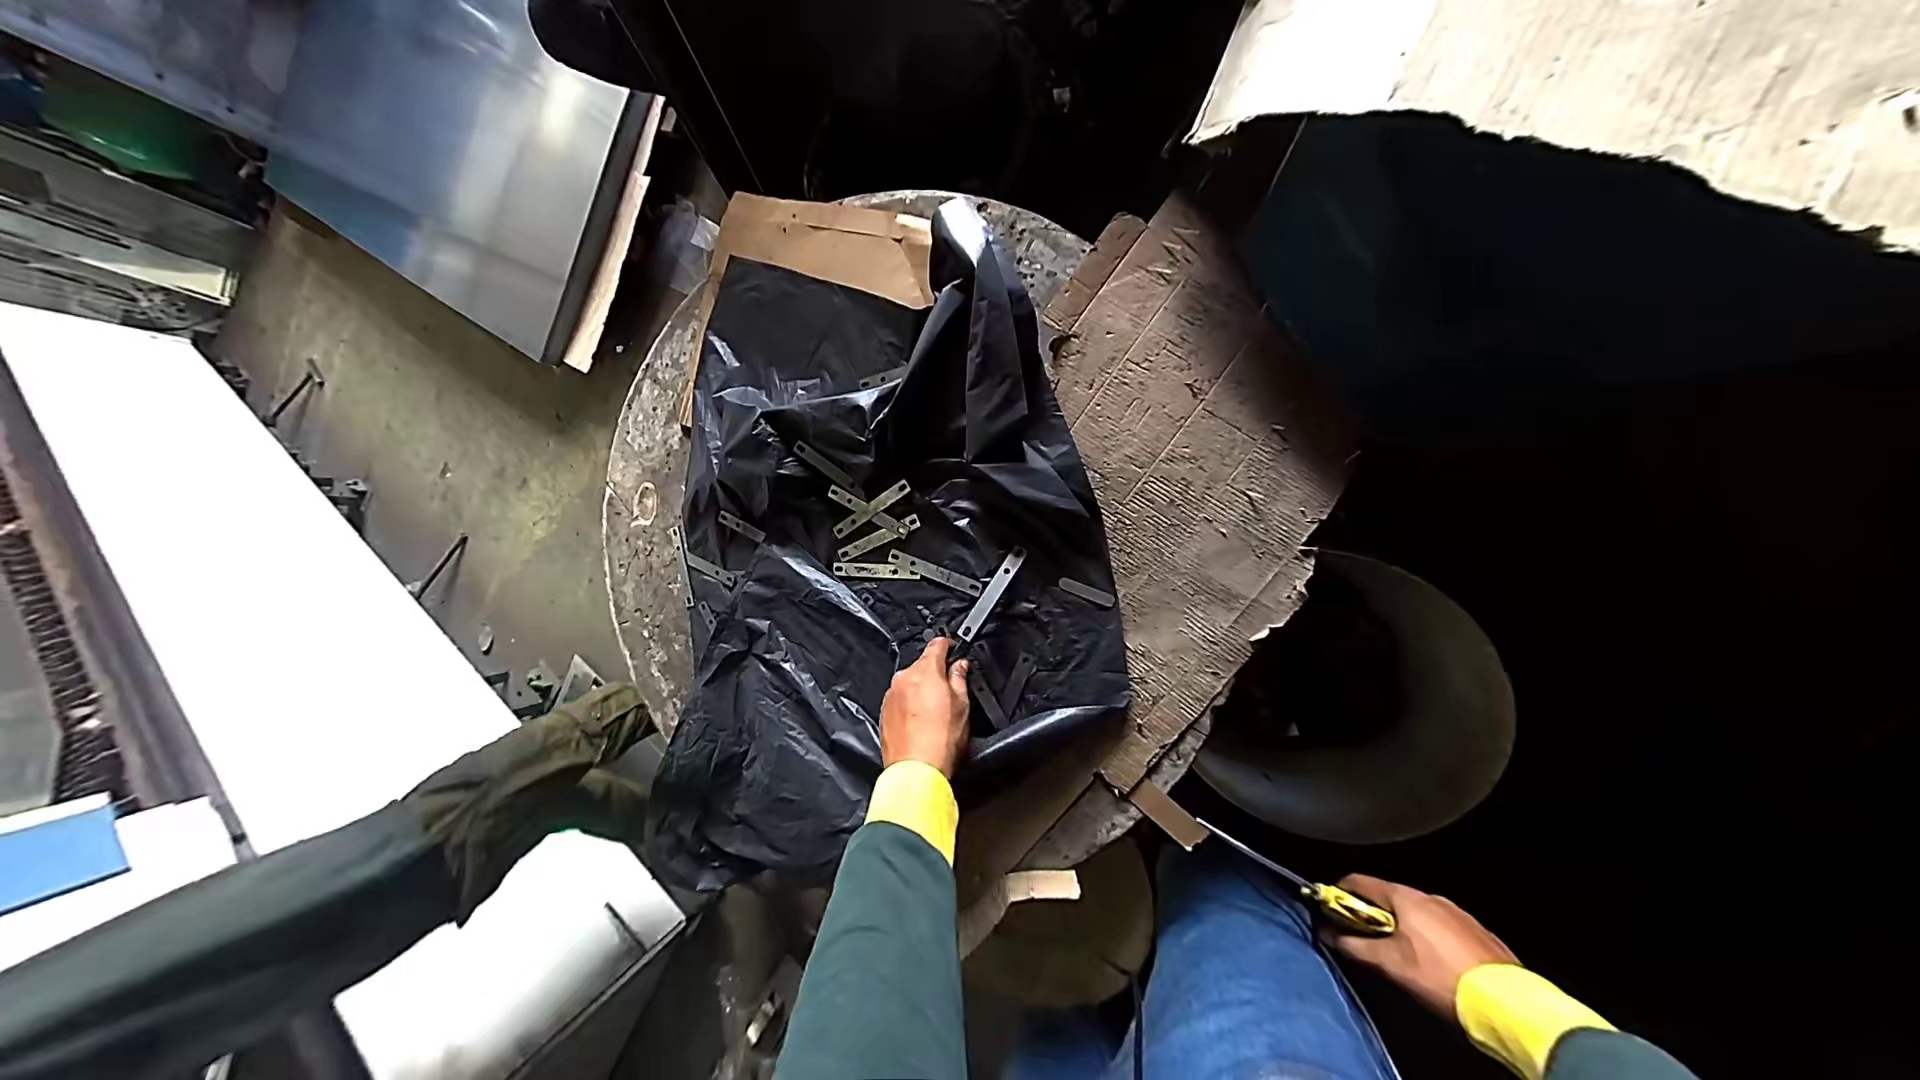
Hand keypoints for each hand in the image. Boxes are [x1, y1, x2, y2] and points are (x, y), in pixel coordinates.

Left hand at [879, 637, 969, 775]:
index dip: (948, 645)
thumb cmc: (939, 741)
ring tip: (936, 713)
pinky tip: (922, 722)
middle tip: (950, 691)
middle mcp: (904, 678)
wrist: (915, 770)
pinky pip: (900, 700)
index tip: (952, 649)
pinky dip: (910, 705)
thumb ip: (960, 678)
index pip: (936, 645)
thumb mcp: (962, 705)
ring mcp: (892, 695)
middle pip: (922, 665)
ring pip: (910, 683)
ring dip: (921, 690)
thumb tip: (959, 666)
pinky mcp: (885, 712)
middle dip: (936, 673)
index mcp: (925, 671)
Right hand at [1321, 874, 1519, 1018]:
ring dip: (1402, 926)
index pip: (1359, 882)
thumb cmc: (1440, 978)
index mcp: (1406, 896)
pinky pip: (1443, 927)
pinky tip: (1435, 963)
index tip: (1331, 912)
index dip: (1339, 894)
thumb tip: (1327, 934)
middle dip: (1372, 915)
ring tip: (1400, 954)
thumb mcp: (1390, 964)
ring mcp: (1460, 914)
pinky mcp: (1481, 934)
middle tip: (1365, 939)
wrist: (1512, 1007)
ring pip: (1417, 913)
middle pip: (1389, 897)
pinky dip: (1429, 937)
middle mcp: (1432, 897)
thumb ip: (1354, 946)